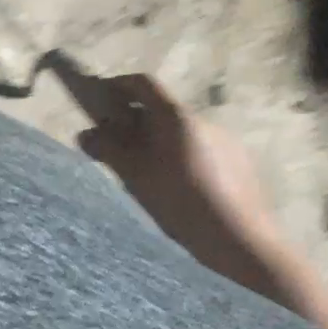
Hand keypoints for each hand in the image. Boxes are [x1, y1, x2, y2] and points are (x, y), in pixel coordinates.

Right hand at [77, 75, 282, 261]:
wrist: (242, 245)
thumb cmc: (181, 202)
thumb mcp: (134, 176)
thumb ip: (107, 149)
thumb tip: (85, 134)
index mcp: (176, 116)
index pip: (143, 83)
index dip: (118, 85)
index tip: (101, 102)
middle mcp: (204, 120)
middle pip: (161, 110)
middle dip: (136, 123)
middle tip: (119, 149)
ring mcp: (227, 142)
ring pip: (181, 133)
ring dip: (160, 143)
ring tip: (149, 175)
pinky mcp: (242, 165)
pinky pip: (202, 151)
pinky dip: (183, 159)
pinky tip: (181, 190)